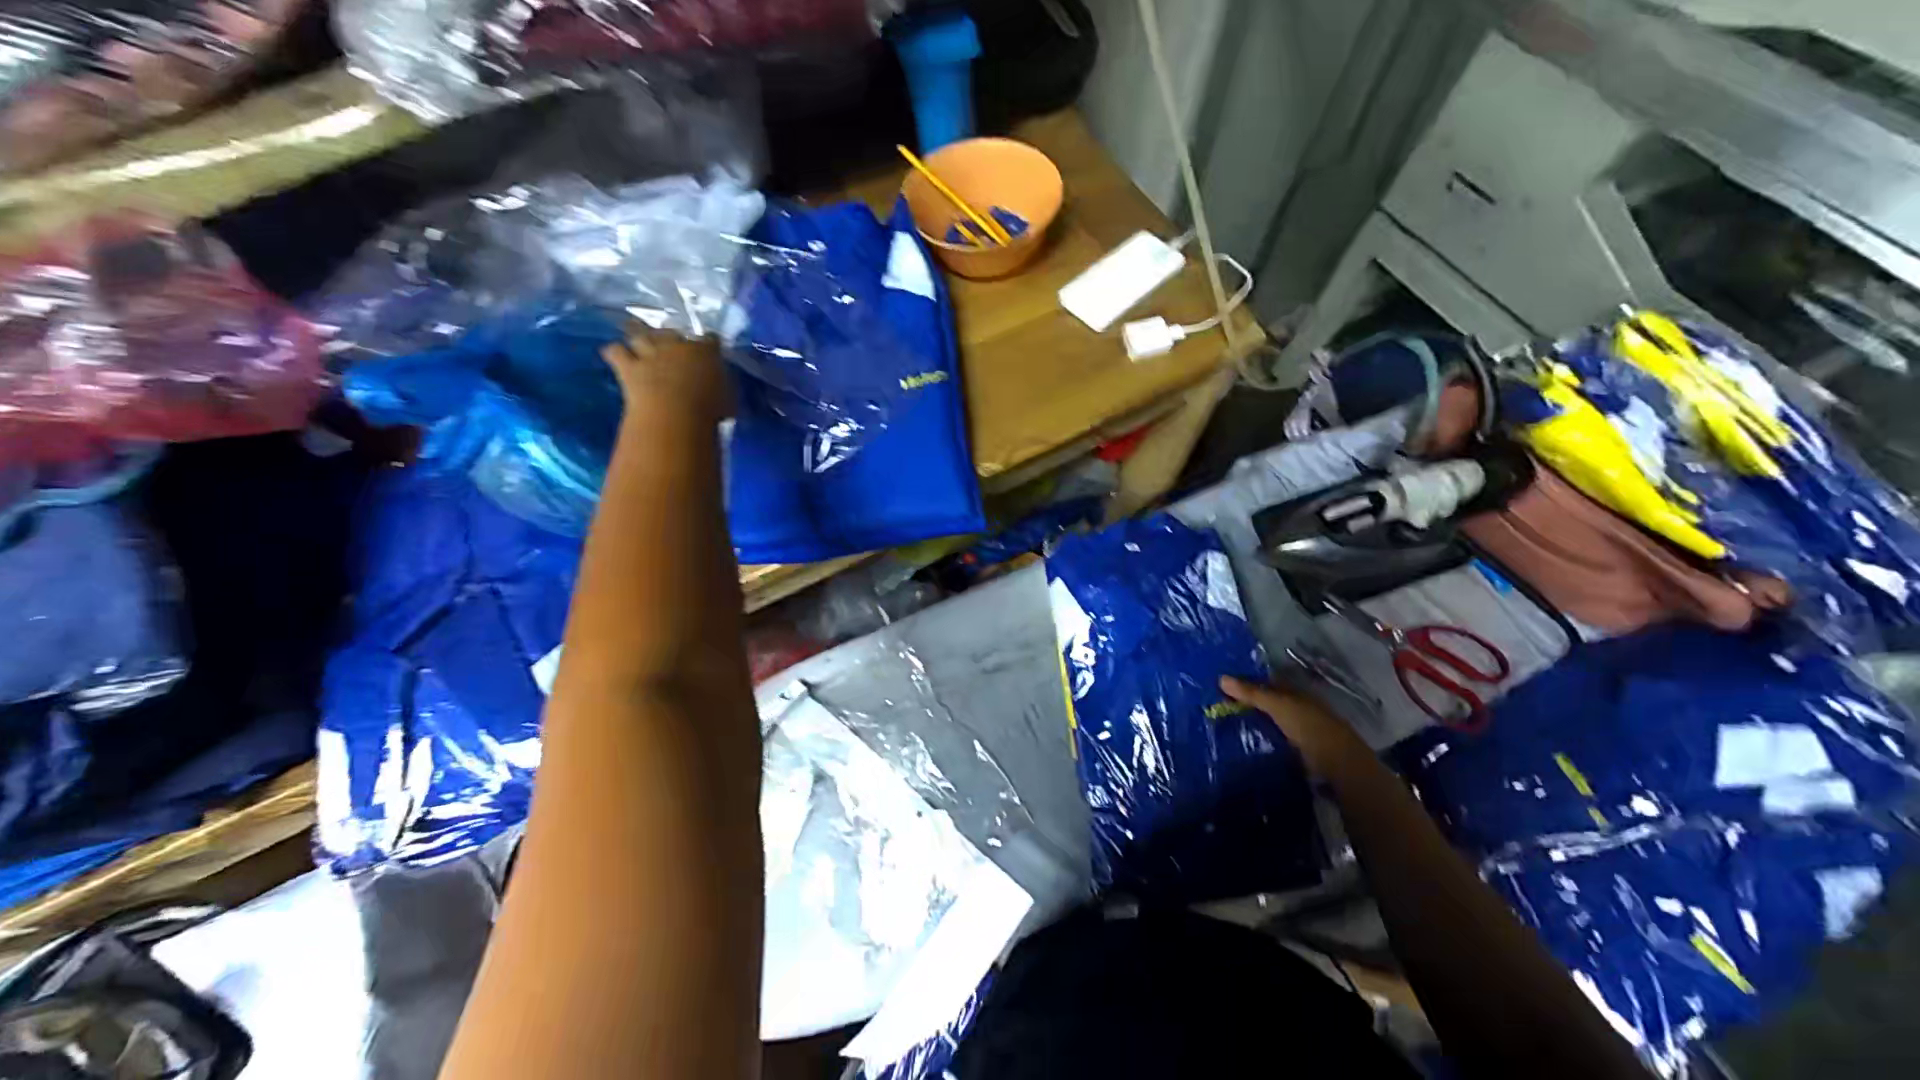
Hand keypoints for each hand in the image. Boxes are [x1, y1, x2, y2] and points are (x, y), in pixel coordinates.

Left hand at [602, 330, 729, 423]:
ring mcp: (651, 353)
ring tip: (634, 332)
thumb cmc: (710, 409)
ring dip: (638, 334)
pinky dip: (615, 352)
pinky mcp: (629, 367)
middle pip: (672, 332)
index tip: (710, 347)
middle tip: (671, 341)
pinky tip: (612, 353)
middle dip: (671, 336)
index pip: (710, 340)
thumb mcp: (727, 400)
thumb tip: (720, 391)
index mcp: (706, 352)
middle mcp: (677, 346)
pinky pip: (617, 352)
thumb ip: (723, 389)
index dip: (709, 343)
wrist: (676, 413)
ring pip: (641, 335)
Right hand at [1219, 676, 1371, 778]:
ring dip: (1251, 723)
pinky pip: (1271, 740)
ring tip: (1223, 725)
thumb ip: (1251, 693)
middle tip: (1216, 706)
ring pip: (1269, 722)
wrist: (1338, 765)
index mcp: (1296, 693)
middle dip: (1245, 703)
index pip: (1267, 682)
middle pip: (1267, 702)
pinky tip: (1241, 743)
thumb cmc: (1309, 727)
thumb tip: (1220, 678)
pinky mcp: (1297, 751)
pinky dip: (1257, 740)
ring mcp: (1298, 731)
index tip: (1221, 685)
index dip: (1246, 681)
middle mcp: (1298, 708)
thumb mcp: (1278, 706)